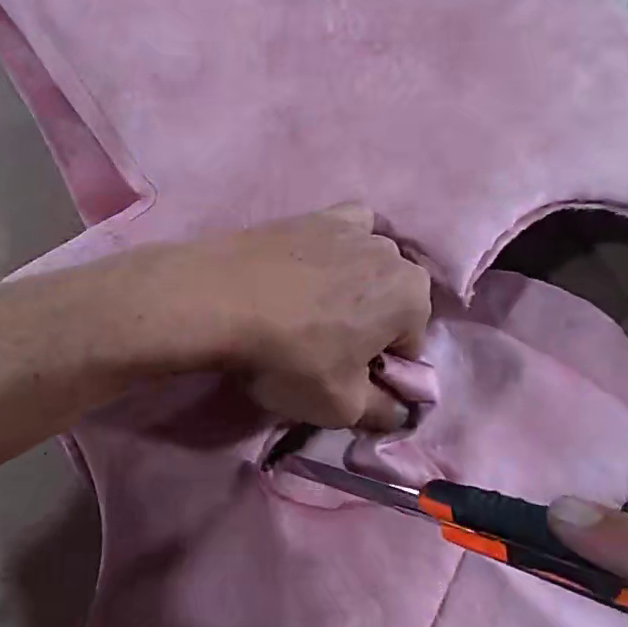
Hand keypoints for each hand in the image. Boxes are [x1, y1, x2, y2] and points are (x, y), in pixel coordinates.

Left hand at [142, 204, 431, 429]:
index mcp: (412, 297)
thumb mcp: (341, 407)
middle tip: (322, 347)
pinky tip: (307, 267)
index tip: (344, 377)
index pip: (408, 347)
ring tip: (307, 309)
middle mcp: (392, 253)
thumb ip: (384, 413)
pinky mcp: (312, 213)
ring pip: (366, 269)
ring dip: (351, 289)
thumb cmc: (289, 357)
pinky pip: (340, 234)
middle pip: (390, 303)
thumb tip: (400, 411)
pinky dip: (334, 249)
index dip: (379, 370)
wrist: (215, 299)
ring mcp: (351, 226)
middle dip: (369, 326)